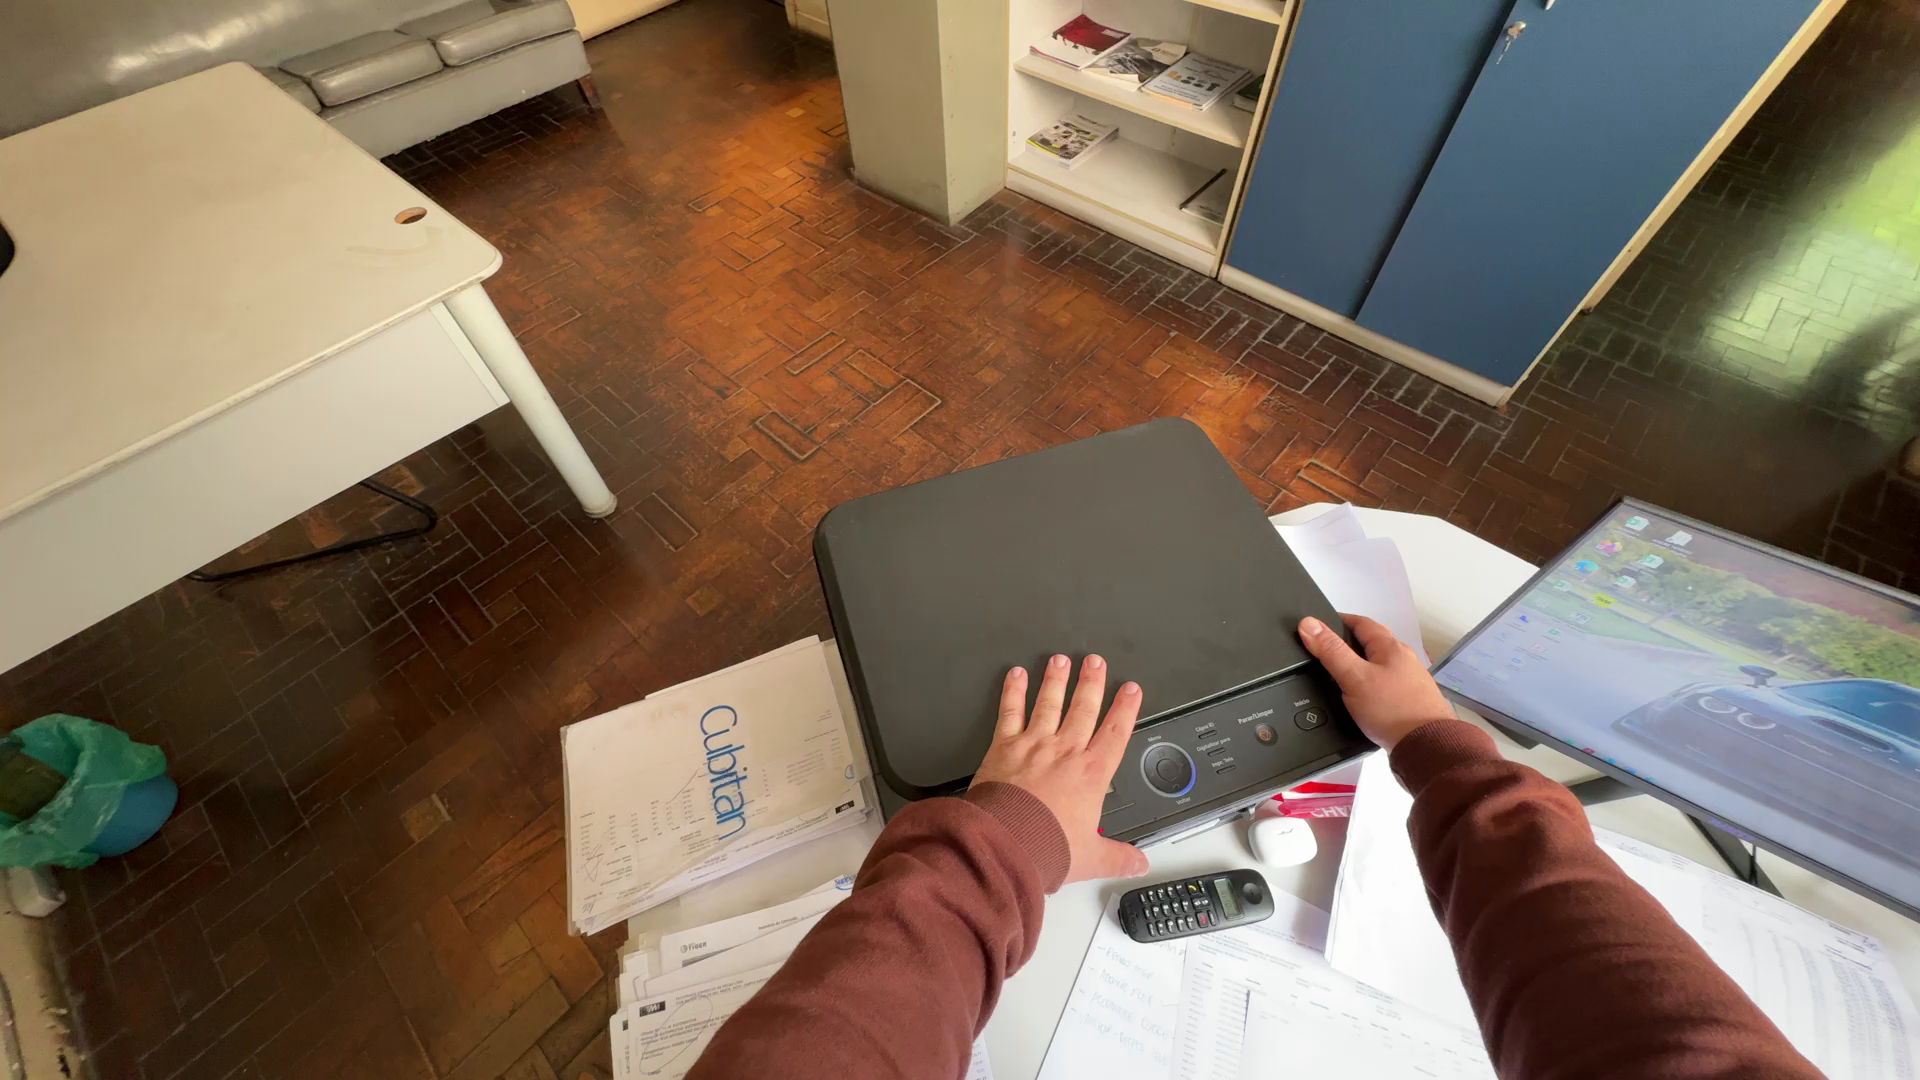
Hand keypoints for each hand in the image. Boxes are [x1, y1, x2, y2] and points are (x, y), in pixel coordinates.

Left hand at [972, 654, 1150, 882]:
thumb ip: (1118, 857)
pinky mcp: (1004, 746)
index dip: (1126, 709)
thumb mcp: (1092, 858)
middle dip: (1091, 682)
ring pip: (1049, 703)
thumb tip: (1138, 863)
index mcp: (1089, 775)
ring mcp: (1033, 745)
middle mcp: (1064, 752)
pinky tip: (1016, 675)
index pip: (1115, 734)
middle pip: (1083, 709)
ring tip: (1060, 660)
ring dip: (1056, 680)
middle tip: (1095, 661)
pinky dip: (1013, 691)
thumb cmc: (1046, 846)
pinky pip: (1010, 712)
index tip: (1130, 689)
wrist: (1006, 842)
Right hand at [1298, 615, 1454, 749]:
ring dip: (1361, 662)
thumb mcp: (1353, 677)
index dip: (1339, 620)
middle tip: (1327, 647)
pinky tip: (1362, 693)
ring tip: (1340, 670)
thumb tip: (1308, 623)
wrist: (1427, 747)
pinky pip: (1386, 681)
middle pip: (1373, 642)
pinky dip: (1370, 681)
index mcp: (1391, 648)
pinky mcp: (1411, 699)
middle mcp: (1404, 659)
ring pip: (1380, 662)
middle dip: (1350, 641)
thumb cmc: (1392, 709)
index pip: (1362, 622)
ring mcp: (1410, 680)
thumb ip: (1330, 650)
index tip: (1320, 624)